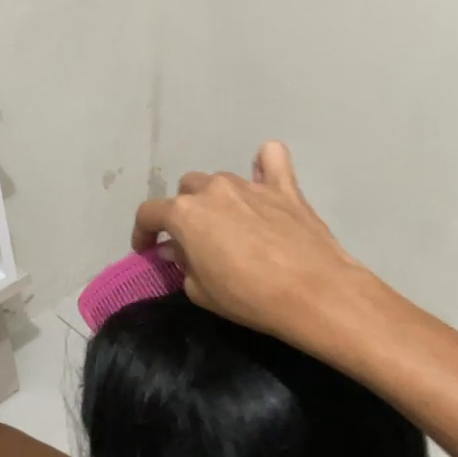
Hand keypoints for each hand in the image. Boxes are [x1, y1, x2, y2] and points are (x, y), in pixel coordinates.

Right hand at [133, 141, 394, 361]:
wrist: (314, 293)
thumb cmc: (248, 298)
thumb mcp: (199, 291)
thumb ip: (183, 264)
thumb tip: (178, 249)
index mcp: (185, 213)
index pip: (149, 213)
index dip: (143, 232)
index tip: (148, 249)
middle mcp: (212, 190)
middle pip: (186, 189)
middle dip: (184, 213)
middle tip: (195, 240)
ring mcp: (249, 184)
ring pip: (220, 180)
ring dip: (217, 198)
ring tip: (229, 222)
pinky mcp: (284, 187)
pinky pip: (271, 159)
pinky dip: (263, 165)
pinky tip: (264, 180)